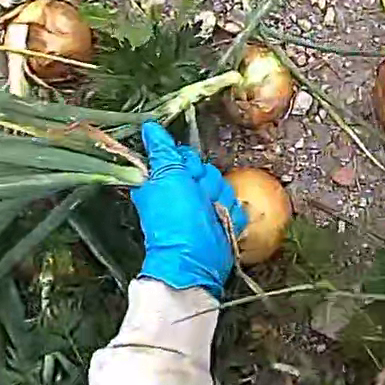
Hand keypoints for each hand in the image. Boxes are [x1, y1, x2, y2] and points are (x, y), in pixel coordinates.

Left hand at [131, 122, 246, 293]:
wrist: (196, 258)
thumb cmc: (175, 219)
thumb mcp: (166, 178)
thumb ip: (162, 151)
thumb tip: (150, 126)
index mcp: (165, 180)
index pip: (185, 156)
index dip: (188, 164)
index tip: (186, 175)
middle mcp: (183, 191)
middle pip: (206, 169)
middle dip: (206, 182)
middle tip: (198, 197)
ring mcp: (203, 206)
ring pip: (222, 185)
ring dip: (219, 198)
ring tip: (211, 212)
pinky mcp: (220, 218)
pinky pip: (234, 204)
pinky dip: (229, 213)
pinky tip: (221, 222)